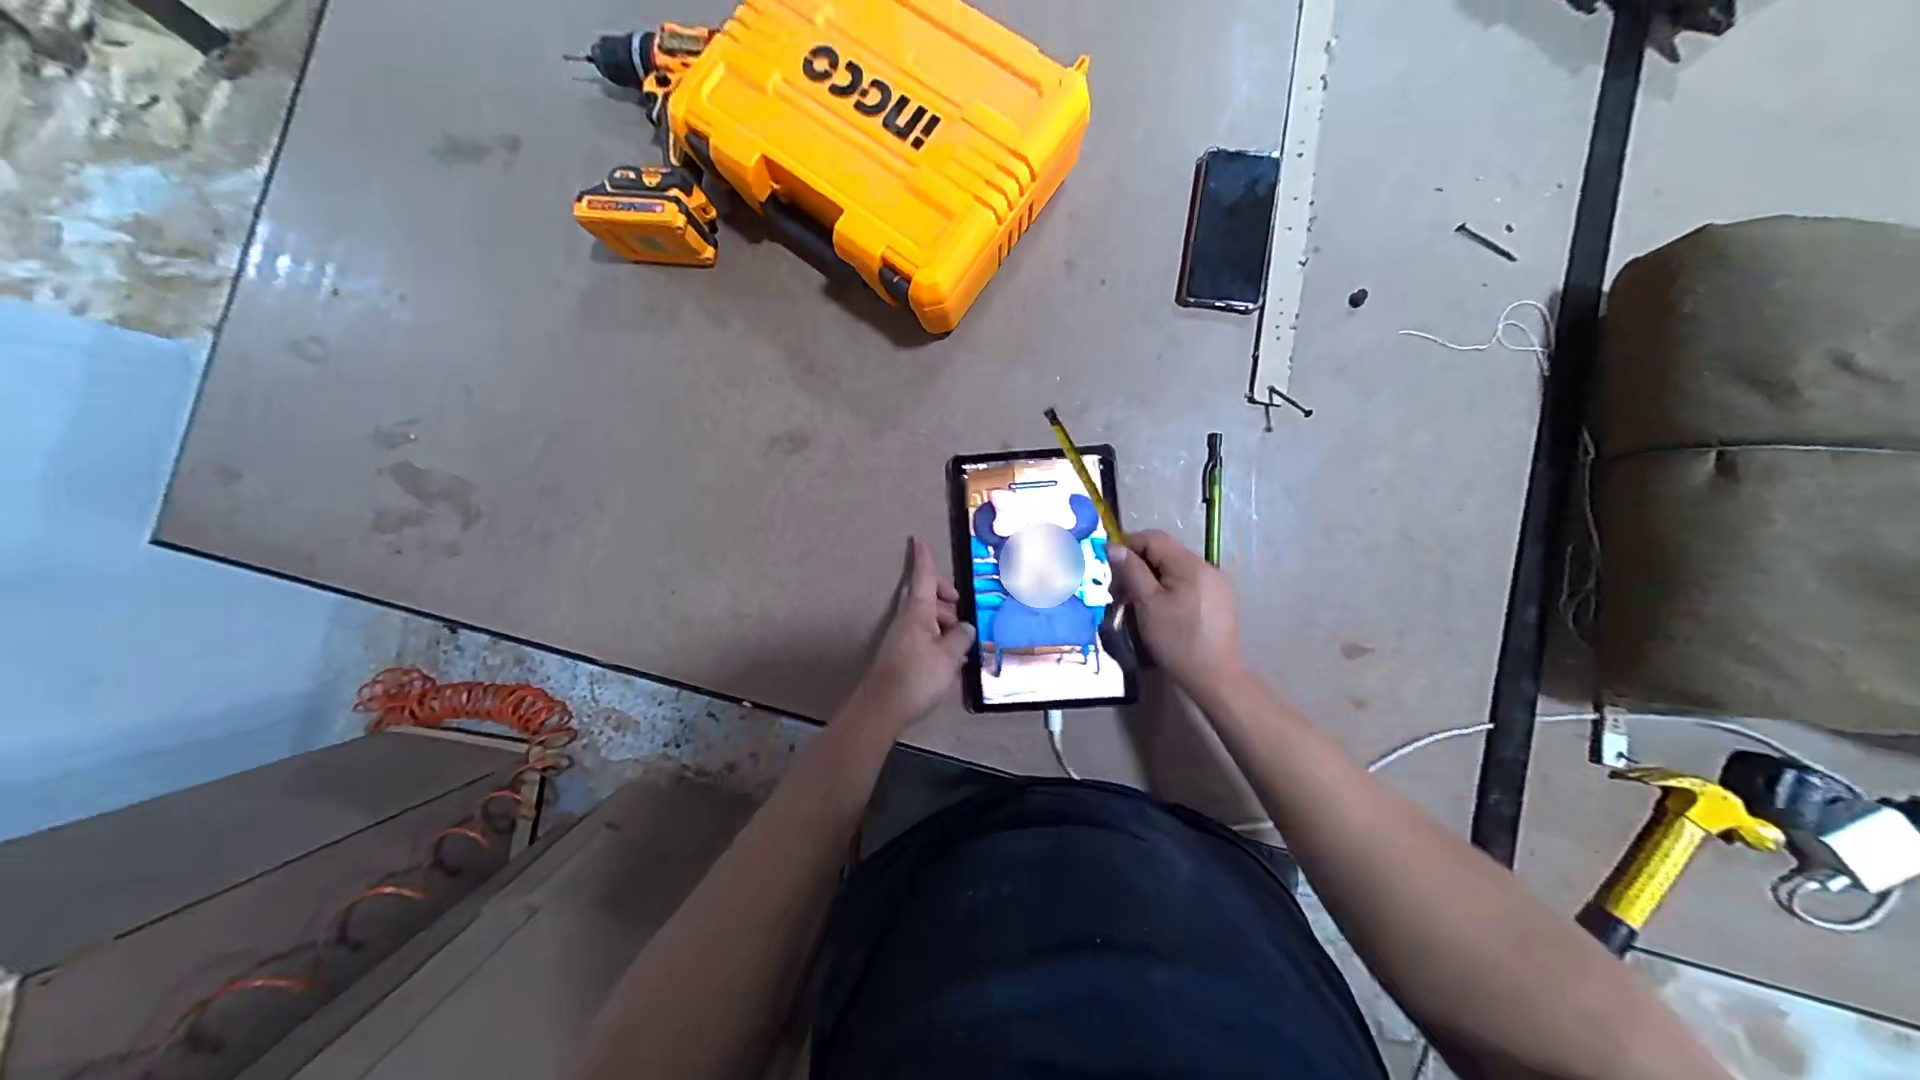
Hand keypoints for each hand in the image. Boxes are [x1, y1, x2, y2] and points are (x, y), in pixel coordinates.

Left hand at [848, 537, 974, 732]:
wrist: (882, 708)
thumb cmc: (916, 677)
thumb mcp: (949, 657)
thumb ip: (961, 638)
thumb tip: (966, 628)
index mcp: (917, 613)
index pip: (922, 578)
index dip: (923, 559)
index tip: (917, 539)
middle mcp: (907, 620)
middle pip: (925, 596)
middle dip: (944, 595)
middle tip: (960, 606)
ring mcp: (902, 637)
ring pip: (926, 617)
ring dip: (944, 620)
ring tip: (963, 641)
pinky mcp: (901, 654)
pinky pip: (924, 635)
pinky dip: (939, 638)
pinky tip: (952, 658)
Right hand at [1109, 530, 1245, 688]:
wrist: (1215, 676)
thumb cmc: (1177, 640)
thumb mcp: (1147, 604)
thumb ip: (1131, 571)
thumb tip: (1113, 546)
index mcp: (1190, 565)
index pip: (1155, 538)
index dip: (1129, 544)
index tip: (1110, 564)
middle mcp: (1206, 567)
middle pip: (1165, 552)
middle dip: (1138, 564)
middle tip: (1119, 589)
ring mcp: (1216, 583)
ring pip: (1175, 568)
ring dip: (1151, 577)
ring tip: (1136, 601)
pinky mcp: (1218, 599)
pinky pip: (1187, 582)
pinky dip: (1168, 587)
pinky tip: (1160, 609)